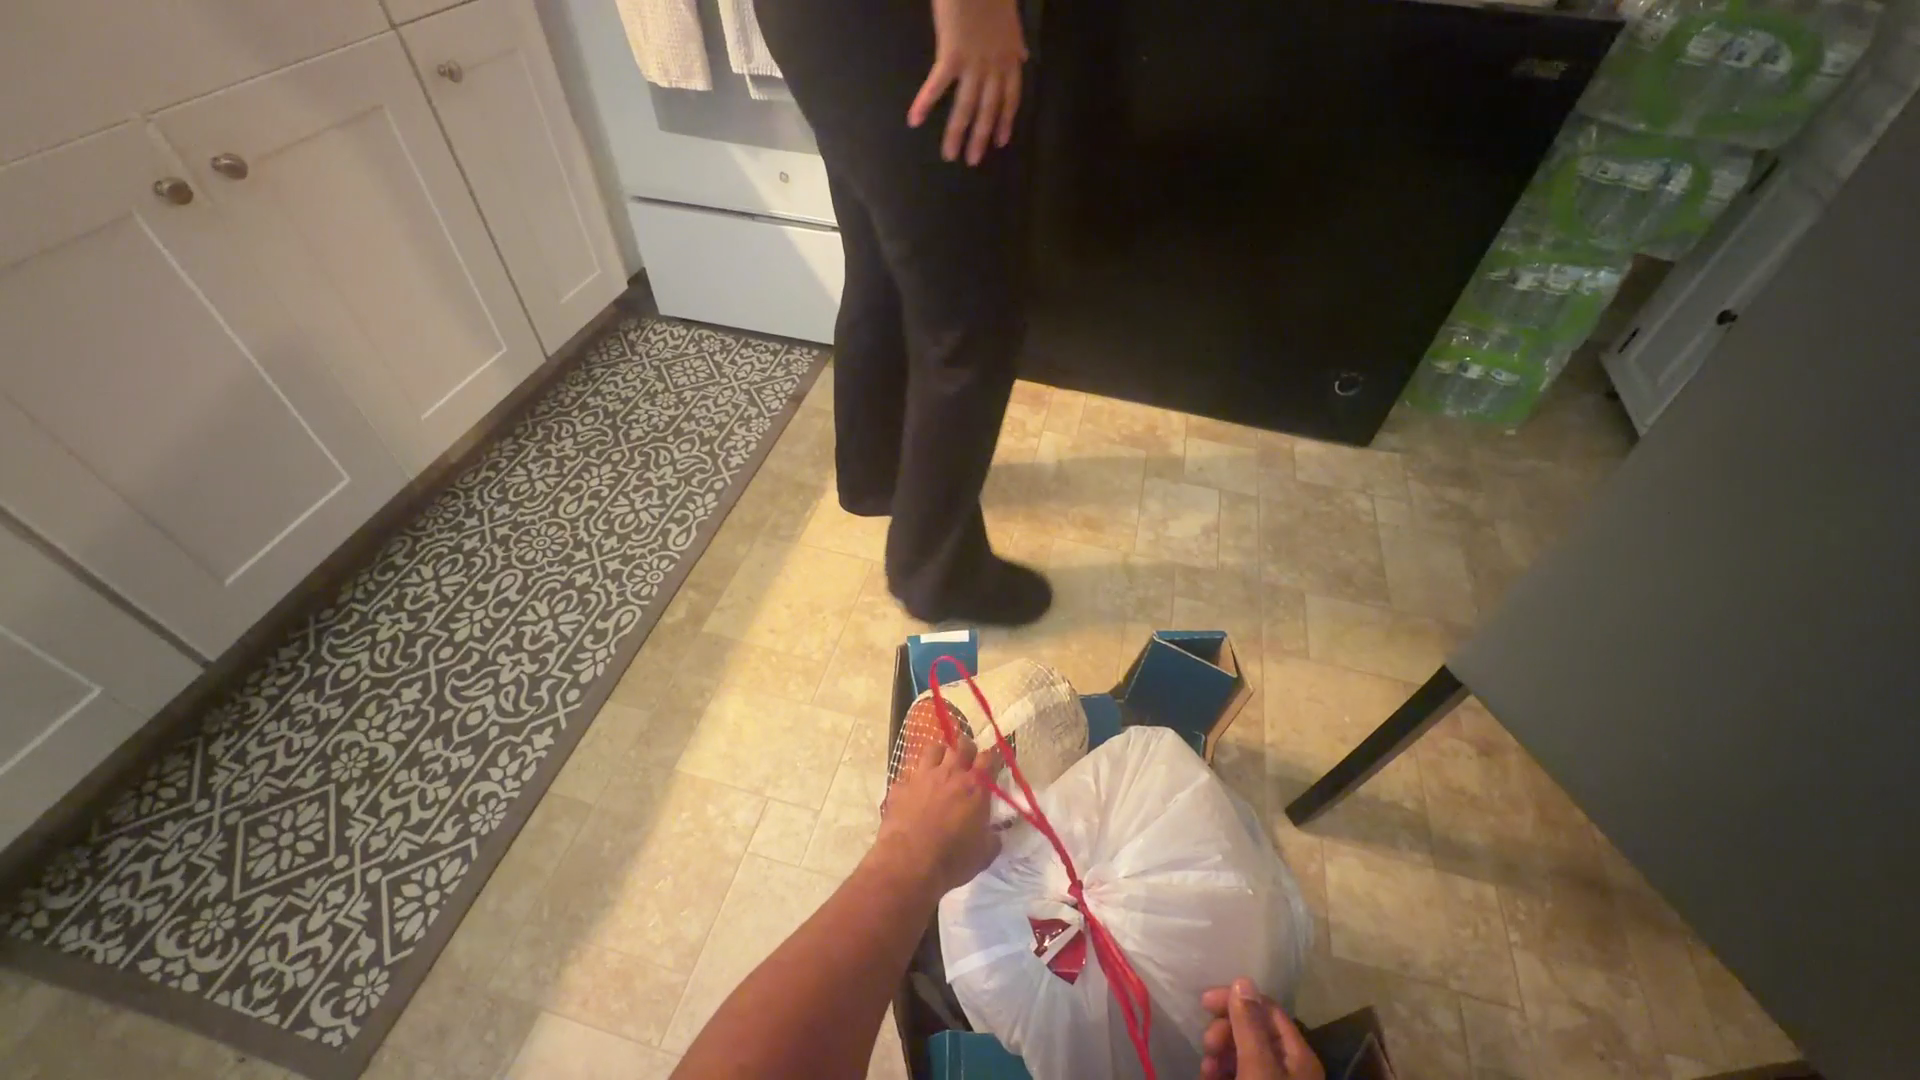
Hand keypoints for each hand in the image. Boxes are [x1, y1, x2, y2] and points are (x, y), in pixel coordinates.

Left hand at [875, 737, 1002, 893]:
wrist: (909, 863)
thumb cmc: (953, 859)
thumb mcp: (984, 854)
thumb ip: (992, 838)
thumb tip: (994, 834)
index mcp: (976, 787)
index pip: (988, 757)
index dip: (991, 758)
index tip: (991, 765)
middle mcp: (950, 774)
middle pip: (962, 746)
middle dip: (967, 749)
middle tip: (967, 759)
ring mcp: (923, 777)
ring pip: (934, 749)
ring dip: (940, 754)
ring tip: (941, 765)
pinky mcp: (900, 786)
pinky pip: (909, 774)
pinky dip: (914, 780)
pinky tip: (914, 792)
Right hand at [906, 0, 1026, 164]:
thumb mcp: (1010, 19)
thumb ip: (1013, 41)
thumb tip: (1021, 56)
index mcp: (1010, 56)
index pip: (1011, 97)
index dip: (1006, 121)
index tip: (1001, 142)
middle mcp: (995, 66)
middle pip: (989, 109)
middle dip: (981, 137)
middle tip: (973, 162)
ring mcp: (974, 63)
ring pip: (966, 106)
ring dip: (957, 134)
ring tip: (949, 155)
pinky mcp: (952, 55)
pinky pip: (938, 85)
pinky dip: (925, 103)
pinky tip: (915, 120)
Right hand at [1199, 979, 1324, 1079]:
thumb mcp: (1258, 1067)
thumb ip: (1250, 1026)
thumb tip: (1243, 980)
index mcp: (1299, 1055)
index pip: (1267, 1009)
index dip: (1236, 999)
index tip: (1205, 1002)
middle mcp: (1289, 1065)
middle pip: (1251, 1030)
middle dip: (1224, 1031)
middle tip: (1209, 1044)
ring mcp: (1272, 1079)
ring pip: (1240, 1052)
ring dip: (1218, 1053)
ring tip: (1207, 1067)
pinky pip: (1235, 1070)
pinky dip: (1219, 1069)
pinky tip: (1208, 1075)